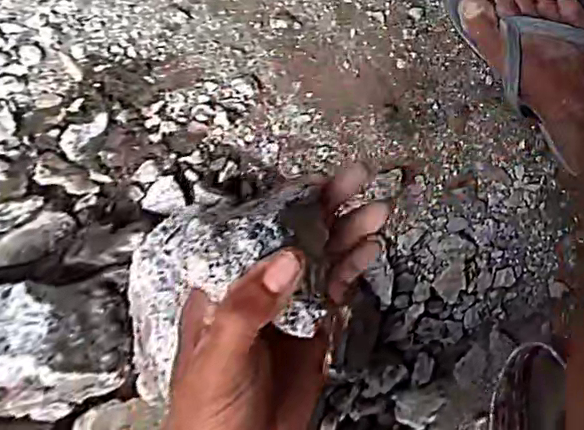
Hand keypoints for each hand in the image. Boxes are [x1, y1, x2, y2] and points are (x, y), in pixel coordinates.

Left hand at [166, 163, 391, 429]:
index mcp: (225, 290)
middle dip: (330, 203)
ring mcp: (290, 304)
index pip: (257, 232)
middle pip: (298, 233)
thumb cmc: (206, 421)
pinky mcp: (316, 320)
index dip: (289, 203)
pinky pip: (339, 280)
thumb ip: (247, 310)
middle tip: (358, 178)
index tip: (317, 181)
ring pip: (324, 252)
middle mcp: (261, 288)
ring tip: (377, 212)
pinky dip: (356, 261)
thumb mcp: (217, 363)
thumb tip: (286, 257)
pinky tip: (370, 247)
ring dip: (351, 228)